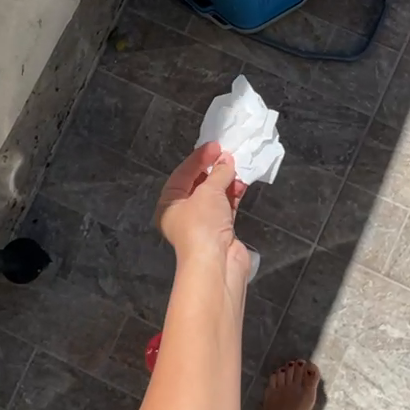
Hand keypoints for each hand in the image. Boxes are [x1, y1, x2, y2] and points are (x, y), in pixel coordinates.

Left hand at [154, 142, 245, 262]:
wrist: (216, 263)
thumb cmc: (201, 224)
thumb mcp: (208, 192)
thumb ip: (218, 173)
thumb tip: (226, 161)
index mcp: (169, 204)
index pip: (182, 174)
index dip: (198, 158)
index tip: (215, 146)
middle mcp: (182, 213)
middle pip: (198, 184)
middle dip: (213, 169)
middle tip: (226, 154)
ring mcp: (202, 223)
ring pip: (213, 196)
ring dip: (225, 181)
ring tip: (237, 167)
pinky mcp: (219, 230)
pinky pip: (225, 207)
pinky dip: (232, 195)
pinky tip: (241, 183)